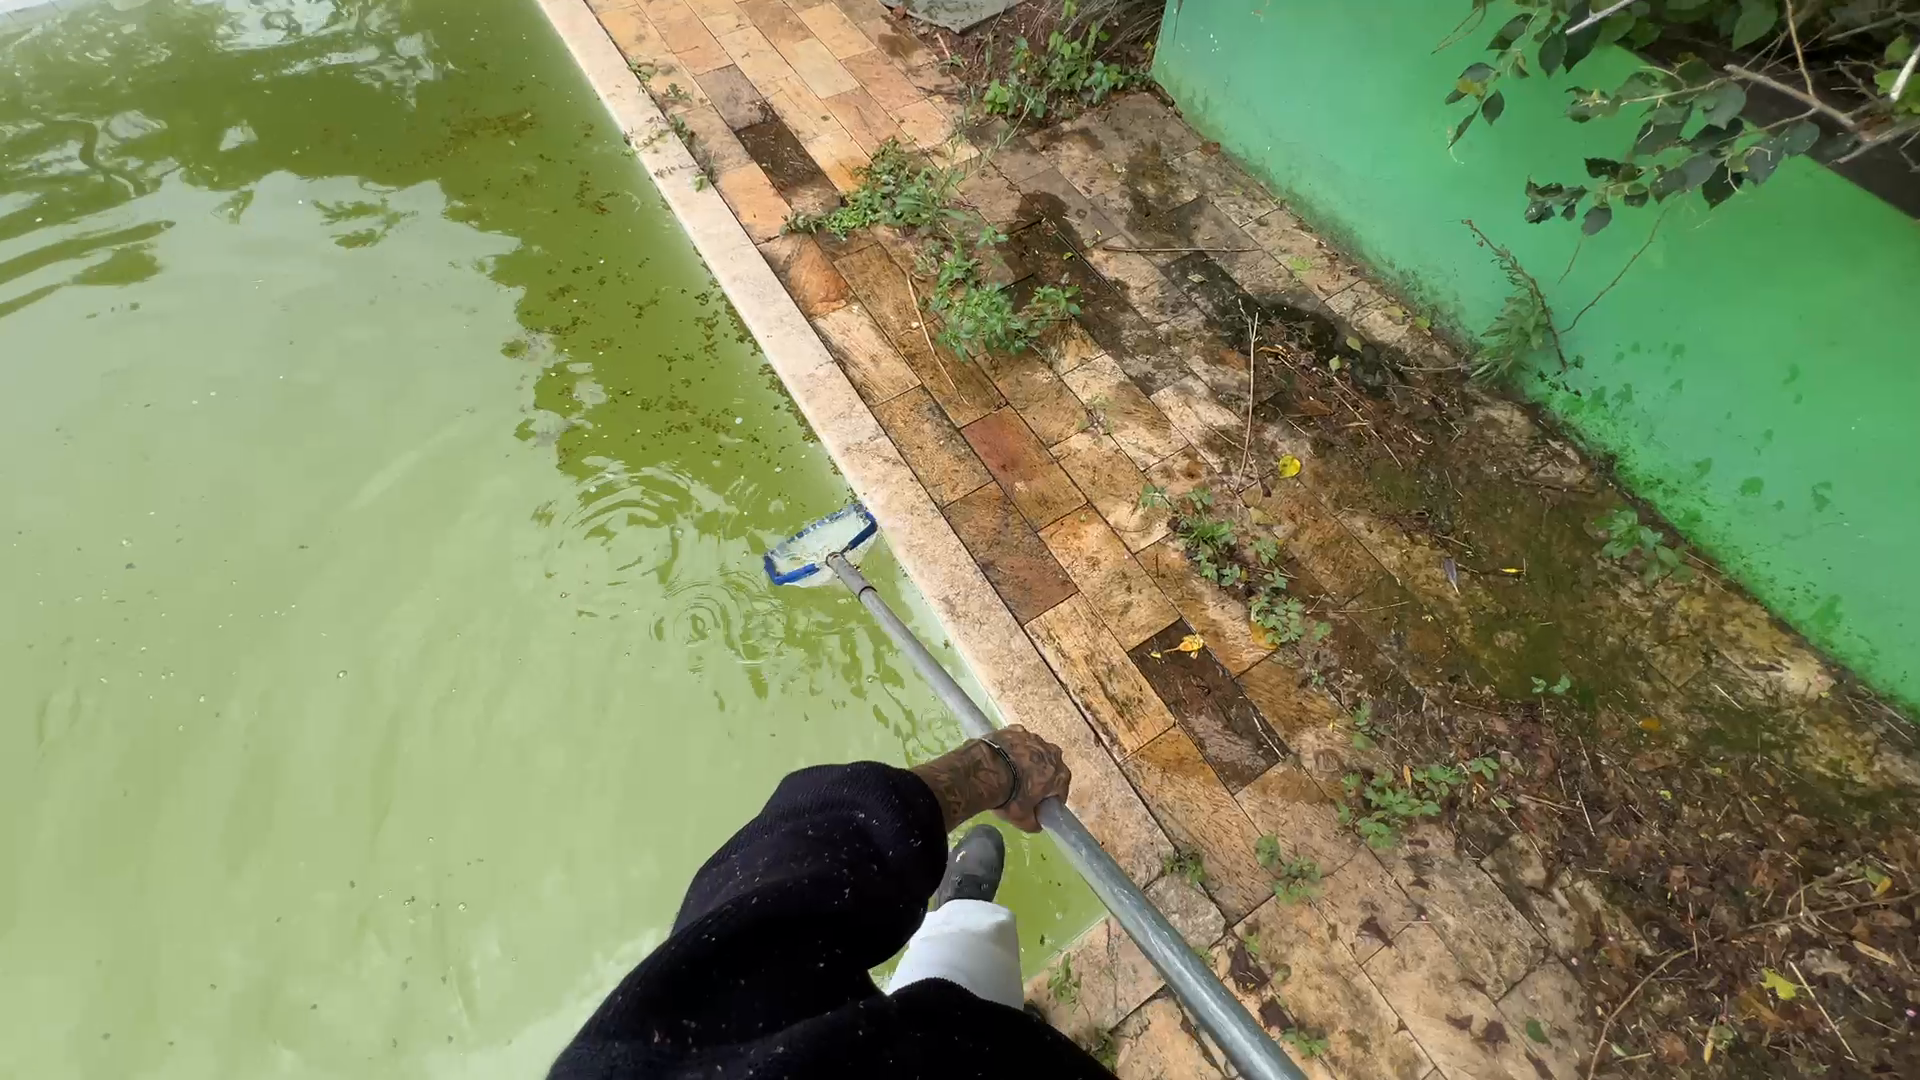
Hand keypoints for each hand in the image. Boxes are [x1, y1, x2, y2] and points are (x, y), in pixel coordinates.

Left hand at [985, 725, 1069, 832]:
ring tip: (1010, 772)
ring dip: (1026, 760)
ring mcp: (1032, 737)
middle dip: (1040, 776)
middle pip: (1049, 767)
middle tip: (1025, 789)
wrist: (984, 770)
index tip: (1040, 806)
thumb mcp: (1023, 819)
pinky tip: (1001, 757)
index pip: (1060, 790)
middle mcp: (1051, 752)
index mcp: (1059, 774)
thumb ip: (1035, 822)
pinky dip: (1011, 748)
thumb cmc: (1009, 796)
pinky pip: (1017, 741)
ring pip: (1033, 751)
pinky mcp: (1014, 729)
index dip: (1050, 799)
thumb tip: (1037, 823)